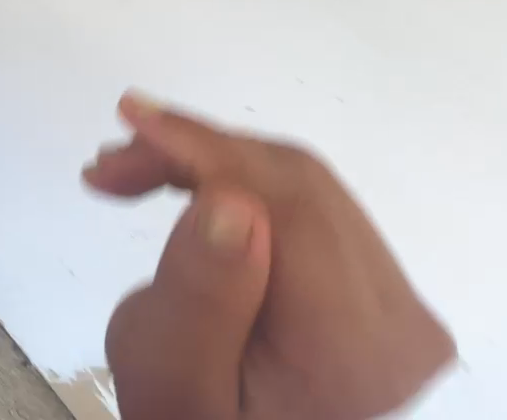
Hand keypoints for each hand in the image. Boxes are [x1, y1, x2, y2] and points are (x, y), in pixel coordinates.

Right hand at [84, 93, 453, 419]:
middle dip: (192, 150)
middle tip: (108, 162)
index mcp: (352, 343)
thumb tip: (228, 200)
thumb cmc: (182, 409)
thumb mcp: (168, 365)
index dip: (206, 148)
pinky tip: (173, 183)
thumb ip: (203, 292)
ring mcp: (392, 297)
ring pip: (291, 179)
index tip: (130, 116)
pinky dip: (223, 174)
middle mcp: (398, 315)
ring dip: (200, 158)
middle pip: (294, 183)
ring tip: (123, 172)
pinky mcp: (369, 282)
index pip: (289, 207)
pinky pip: (295, 196)